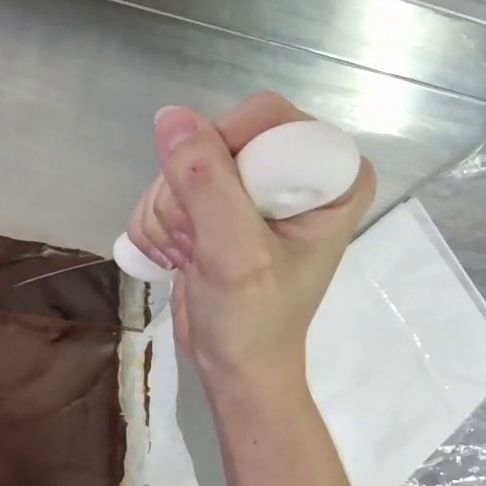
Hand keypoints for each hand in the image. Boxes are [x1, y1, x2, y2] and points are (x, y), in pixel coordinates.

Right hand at [127, 92, 374, 400]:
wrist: (233, 368)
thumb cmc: (253, 319)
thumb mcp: (234, 252)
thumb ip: (206, 182)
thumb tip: (169, 117)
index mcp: (330, 173)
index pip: (260, 119)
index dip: (222, 156)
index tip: (214, 211)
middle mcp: (292, 172)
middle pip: (210, 141)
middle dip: (187, 196)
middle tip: (199, 244)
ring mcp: (247, 189)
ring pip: (177, 167)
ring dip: (167, 216)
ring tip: (189, 256)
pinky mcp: (212, 208)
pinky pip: (162, 191)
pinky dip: (155, 227)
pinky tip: (176, 258)